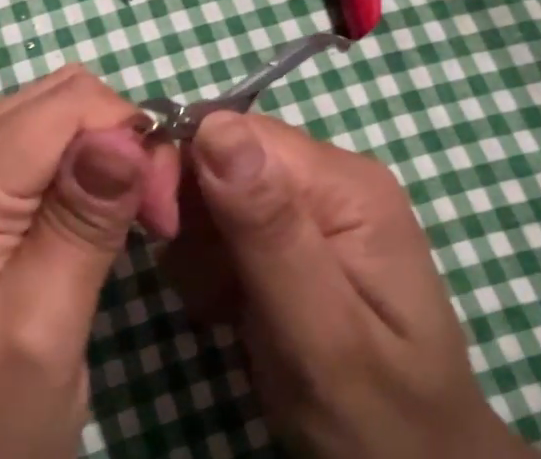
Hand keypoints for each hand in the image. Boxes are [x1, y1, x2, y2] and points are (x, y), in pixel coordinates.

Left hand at [0, 65, 179, 458]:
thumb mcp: (38, 334)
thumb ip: (81, 227)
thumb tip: (127, 132)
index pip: (70, 102)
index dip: (132, 140)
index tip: (165, 217)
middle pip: (60, 99)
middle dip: (123, 141)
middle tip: (153, 224)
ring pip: (50, 118)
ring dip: (105, 157)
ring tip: (131, 229)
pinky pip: (33, 153)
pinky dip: (79, 173)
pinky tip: (94, 225)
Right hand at [165, 113, 539, 458]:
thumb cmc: (375, 413)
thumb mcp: (318, 332)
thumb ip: (267, 229)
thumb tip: (215, 127)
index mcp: (344, 184)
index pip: (226, 131)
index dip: (182, 173)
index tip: (165, 238)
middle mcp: (330, 176)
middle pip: (214, 158)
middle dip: (190, 221)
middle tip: (207, 293)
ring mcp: (313, 204)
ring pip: (209, 192)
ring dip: (196, 250)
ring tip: (223, 308)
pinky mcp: (294, 233)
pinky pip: (220, 222)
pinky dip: (208, 264)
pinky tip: (229, 306)